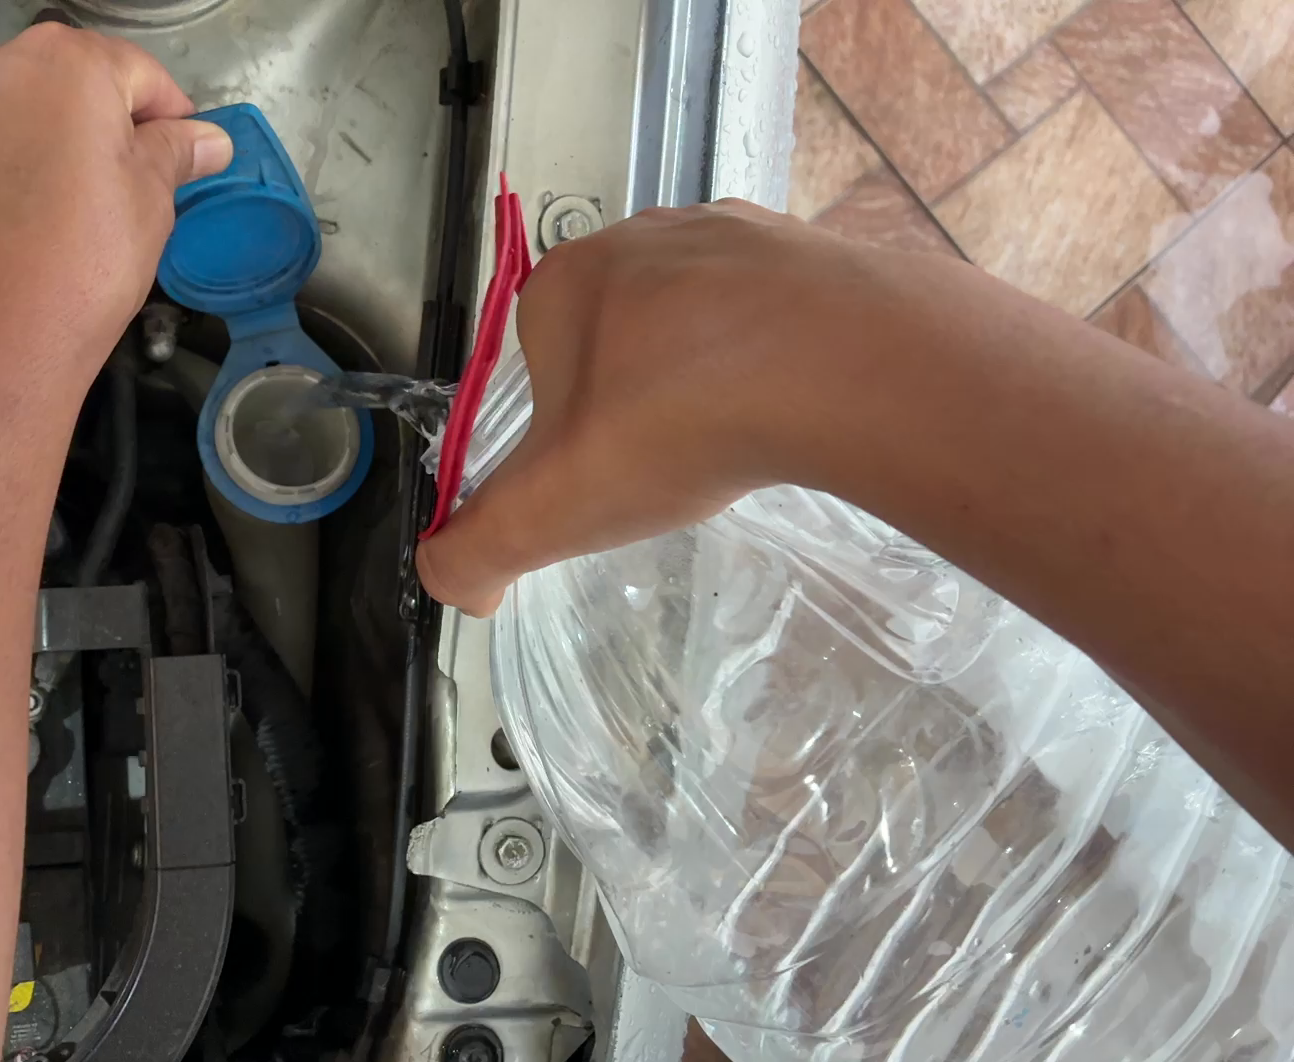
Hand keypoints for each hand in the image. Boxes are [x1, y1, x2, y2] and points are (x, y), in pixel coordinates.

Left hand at [0, 25, 231, 396]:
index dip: (171, 116)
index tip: (182, 153)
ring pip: (6, 102)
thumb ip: (174, 155)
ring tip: (53, 203)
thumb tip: (207, 140)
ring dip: (35, 133)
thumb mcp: (151, 207)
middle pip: (66, 82)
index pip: (140, 74)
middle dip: (99, 124)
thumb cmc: (83, 268)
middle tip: (120, 188)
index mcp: (70, 66)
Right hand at [416, 199, 974, 613]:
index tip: (593, 467)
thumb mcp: (545, 511)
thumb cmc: (670, 429)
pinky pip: (762, 313)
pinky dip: (761, 358)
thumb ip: (471, 553)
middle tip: (658, 460)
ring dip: (691, 377)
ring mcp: (733, 230)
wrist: (855, 372)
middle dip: (622, 400)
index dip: (555, 423)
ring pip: (687, 323)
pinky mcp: (811, 245)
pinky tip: (784, 403)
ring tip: (724, 435)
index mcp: (564, 282)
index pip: (532, 358)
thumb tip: (450, 586)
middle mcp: (640, 236)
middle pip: (608, 339)